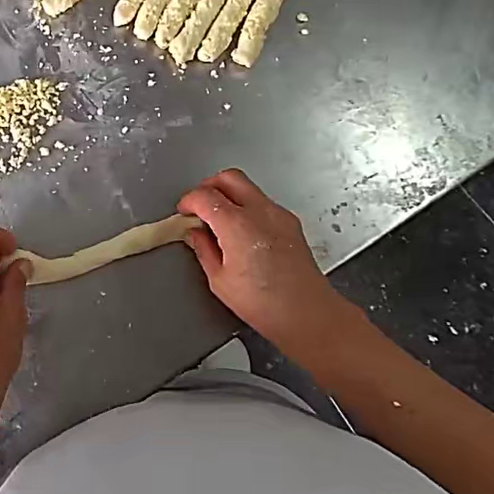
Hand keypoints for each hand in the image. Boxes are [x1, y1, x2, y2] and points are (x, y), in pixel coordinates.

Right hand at [179, 169, 354, 345]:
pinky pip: (262, 202)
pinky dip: (247, 206)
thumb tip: (196, 234)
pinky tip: (242, 230)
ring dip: (229, 195)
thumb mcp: (220, 280)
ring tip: (220, 218)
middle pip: (228, 178)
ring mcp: (278, 214)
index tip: (184, 211)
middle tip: (199, 205)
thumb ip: (203, 249)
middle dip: (208, 186)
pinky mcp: (290, 222)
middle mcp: (259, 212)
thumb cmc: (266, 305)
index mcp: (236, 224)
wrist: (309, 315)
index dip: (188, 201)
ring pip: (247, 187)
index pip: (204, 196)